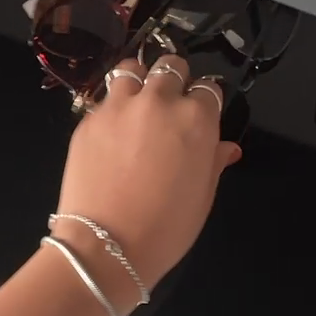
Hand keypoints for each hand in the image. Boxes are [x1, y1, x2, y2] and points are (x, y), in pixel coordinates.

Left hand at [56, 54, 240, 288]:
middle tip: (168, 111)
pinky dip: (112, 108)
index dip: (204, 103)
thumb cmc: (165, 230)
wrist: (106, 246)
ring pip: (132, 70)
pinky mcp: (88, 120)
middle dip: (174, 83)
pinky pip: (104, 99)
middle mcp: (159, 101)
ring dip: (139, 83)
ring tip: (137, 107)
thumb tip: (227, 147)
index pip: (208, 89)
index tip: (198, 119)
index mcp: (197, 119)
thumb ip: (213, 162)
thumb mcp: (202, 199)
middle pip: (171, 68)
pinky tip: (111, 134)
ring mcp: (119, 107)